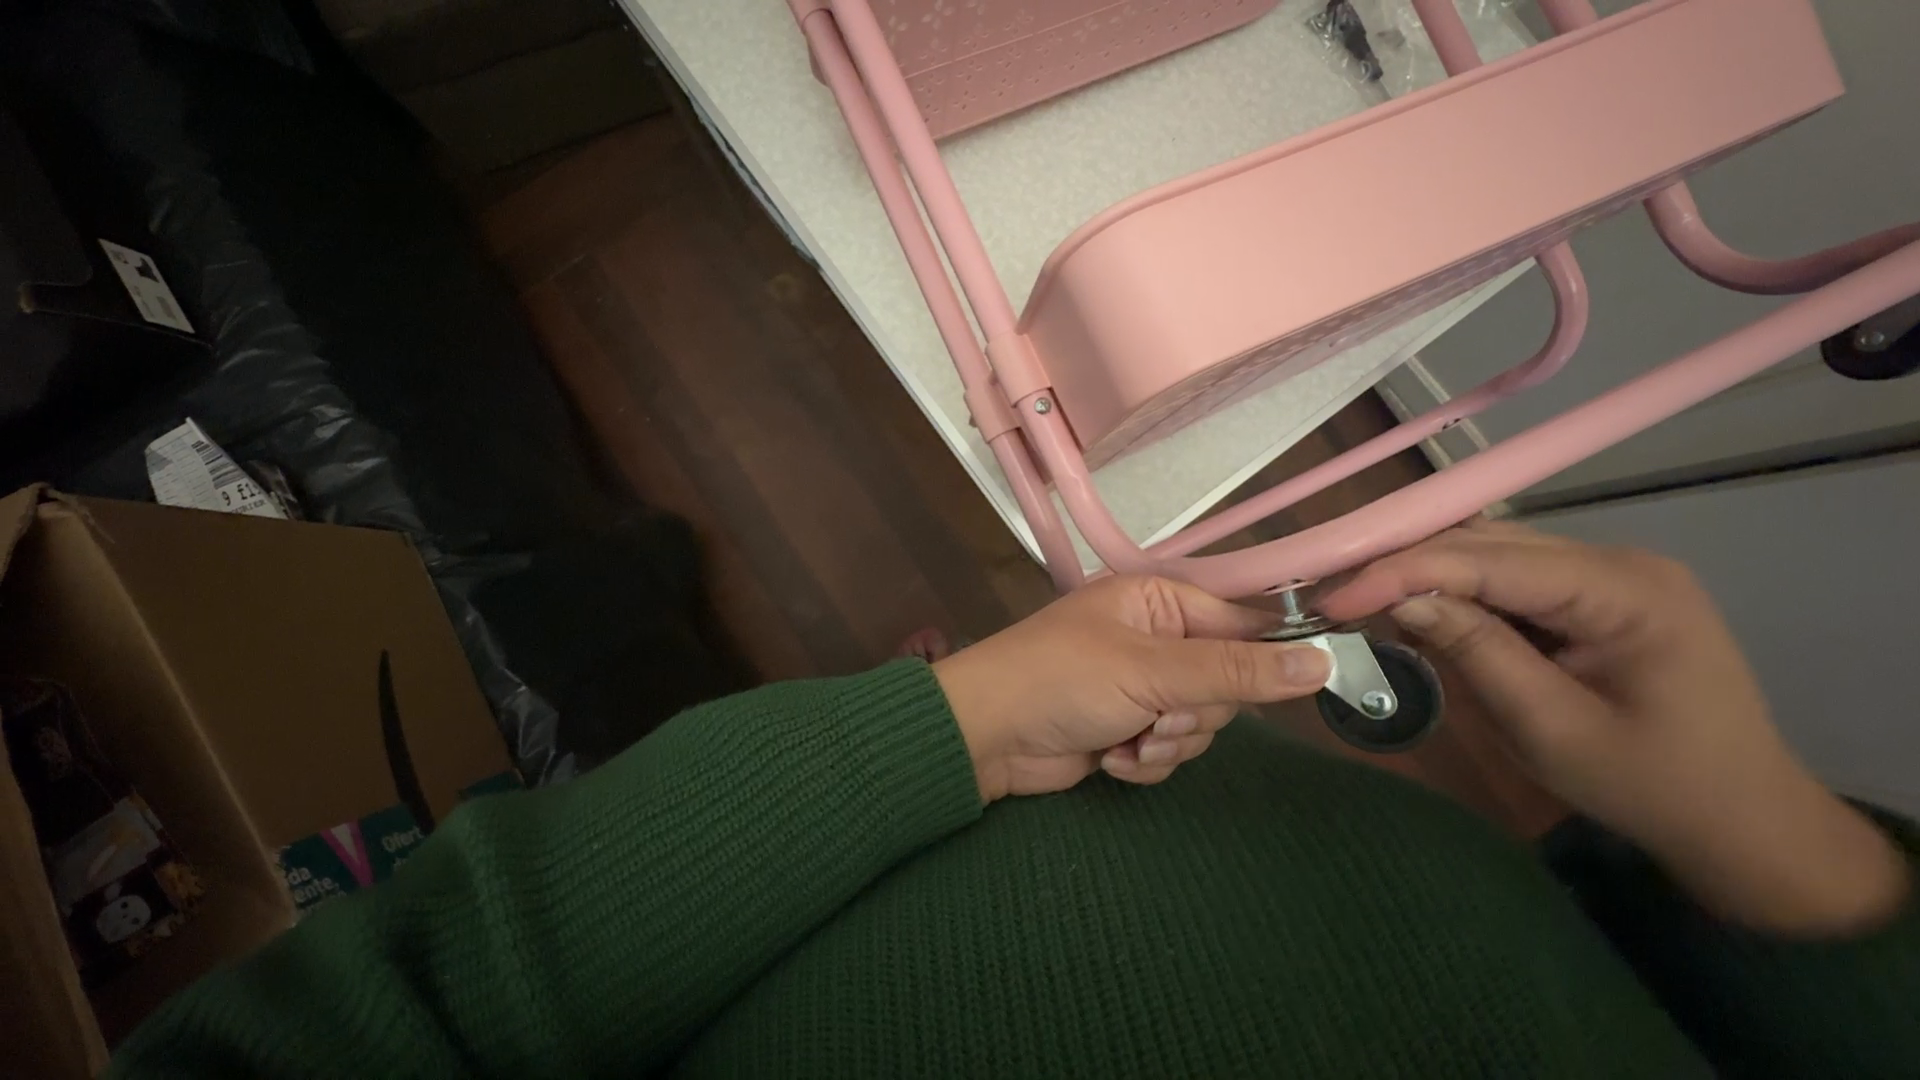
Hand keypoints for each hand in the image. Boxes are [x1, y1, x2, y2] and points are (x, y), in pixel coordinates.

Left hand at [934, 576, 1330, 801]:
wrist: (985, 736)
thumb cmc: (1062, 680)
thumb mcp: (1151, 670)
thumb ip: (1235, 670)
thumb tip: (1322, 661)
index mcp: (1158, 603)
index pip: (1240, 625)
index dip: (1265, 659)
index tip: (1301, 686)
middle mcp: (1154, 640)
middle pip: (1224, 684)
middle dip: (1194, 714)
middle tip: (1158, 719)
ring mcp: (1140, 687)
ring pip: (1199, 725)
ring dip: (1166, 744)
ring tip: (1125, 740)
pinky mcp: (1127, 729)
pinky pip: (1168, 751)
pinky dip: (1143, 762)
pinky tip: (1109, 759)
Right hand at [1318, 522, 1910, 936]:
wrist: (1740, 820)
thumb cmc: (1649, 785)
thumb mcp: (1550, 727)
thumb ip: (1475, 651)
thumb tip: (1399, 598)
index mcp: (1625, 590)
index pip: (1488, 560)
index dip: (1402, 571)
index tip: (1333, 598)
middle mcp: (1617, 561)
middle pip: (1486, 543)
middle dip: (1403, 565)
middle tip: (1332, 595)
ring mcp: (1608, 572)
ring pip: (1491, 552)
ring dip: (1424, 572)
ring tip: (1361, 599)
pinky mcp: (1593, 592)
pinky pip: (1508, 575)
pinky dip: (1456, 589)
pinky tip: (1418, 607)